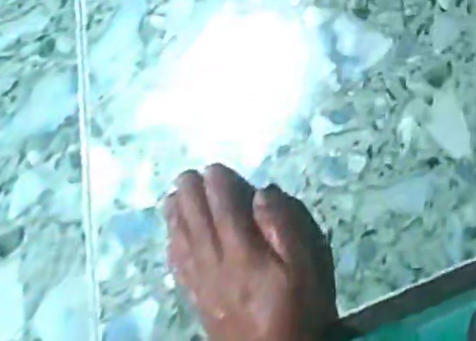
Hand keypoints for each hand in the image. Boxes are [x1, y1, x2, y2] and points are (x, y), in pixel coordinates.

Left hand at [165, 165, 337, 340]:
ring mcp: (208, 291)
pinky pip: (183, 274)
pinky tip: (172, 242)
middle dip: (191, 199)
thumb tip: (262, 192)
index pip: (226, 213)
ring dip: (177, 222)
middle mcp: (219, 270)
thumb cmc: (302, 307)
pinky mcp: (203, 307)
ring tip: (170, 199)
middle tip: (184, 175)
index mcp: (245, 255)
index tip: (212, 167)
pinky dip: (175, 252)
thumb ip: (284, 225)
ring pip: (186, 249)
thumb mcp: (306, 262)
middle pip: (200, 227)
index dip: (218, 189)